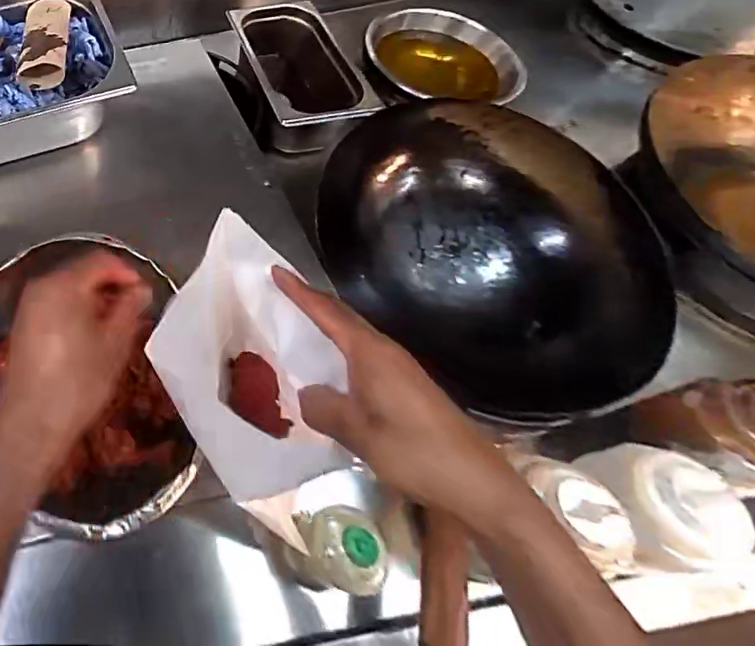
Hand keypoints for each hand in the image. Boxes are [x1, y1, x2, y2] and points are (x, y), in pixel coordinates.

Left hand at [0, 250, 152, 476]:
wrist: (28, 429)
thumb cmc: (76, 385)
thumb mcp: (114, 344)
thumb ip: (130, 308)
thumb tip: (140, 290)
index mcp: (62, 284)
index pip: (101, 260)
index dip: (128, 272)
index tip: (145, 293)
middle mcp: (40, 287)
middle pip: (83, 272)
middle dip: (112, 286)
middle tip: (135, 310)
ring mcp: (28, 307)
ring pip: (70, 290)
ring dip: (95, 300)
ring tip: (117, 326)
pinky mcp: (23, 327)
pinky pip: (56, 306)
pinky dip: (77, 312)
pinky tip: (92, 338)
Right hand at [273, 266, 526, 534]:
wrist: (477, 483)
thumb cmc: (415, 452)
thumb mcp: (359, 433)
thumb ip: (324, 408)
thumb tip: (306, 394)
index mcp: (370, 353)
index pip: (327, 313)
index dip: (300, 292)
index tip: (277, 271)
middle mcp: (385, 351)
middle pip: (344, 317)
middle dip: (314, 301)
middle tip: (285, 290)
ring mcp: (400, 368)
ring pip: (356, 336)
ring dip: (329, 325)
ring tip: (302, 324)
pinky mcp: (408, 386)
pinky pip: (365, 355)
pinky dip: (342, 350)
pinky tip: (335, 369)